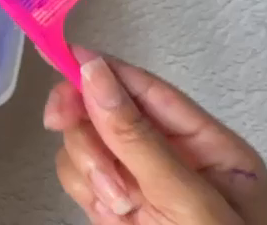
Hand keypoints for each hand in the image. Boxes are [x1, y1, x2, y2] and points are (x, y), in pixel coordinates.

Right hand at [43, 47, 266, 224]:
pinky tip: (108, 215)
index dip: (100, 69)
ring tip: (117, 209)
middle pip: (103, 107)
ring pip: (83, 137)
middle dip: (89, 131)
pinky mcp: (116, 203)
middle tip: (67, 136)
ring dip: (87, 166)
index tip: (56, 58)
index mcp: (210, 148)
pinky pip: (77, 170)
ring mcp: (142, 180)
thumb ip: (138, 139)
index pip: (144, 87)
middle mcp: (173, 156)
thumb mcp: (188, 206)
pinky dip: (82, 187)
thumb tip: (90, 67)